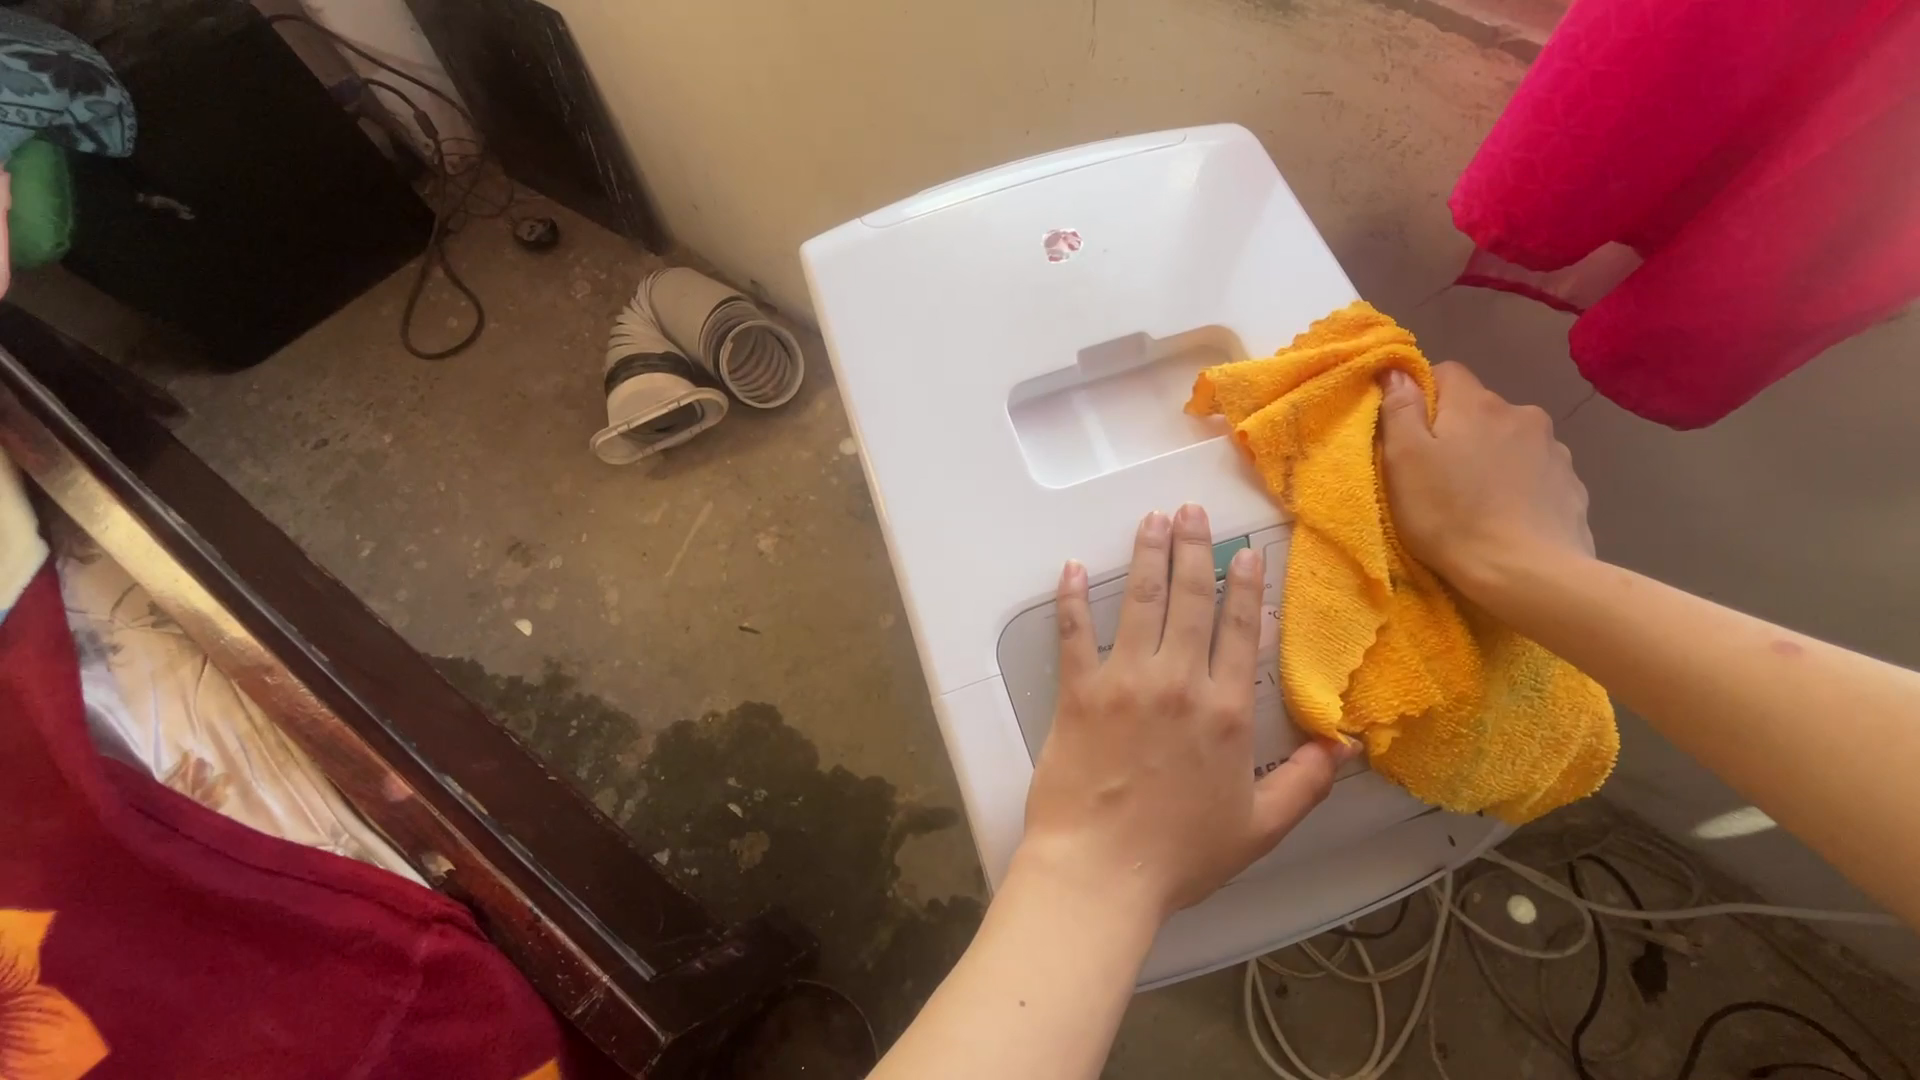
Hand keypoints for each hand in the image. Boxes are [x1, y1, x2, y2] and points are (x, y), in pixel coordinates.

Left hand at [1017, 504, 1352, 925]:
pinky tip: (1074, 567)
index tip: (1244, 552)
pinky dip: (1073, 598)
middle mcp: (1179, 682)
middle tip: (1193, 511)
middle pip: (1189, 600)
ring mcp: (1125, 682)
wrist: (1103, 872)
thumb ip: (1306, 783)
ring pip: (1141, 603)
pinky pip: (1075, 633)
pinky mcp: (1078, 692)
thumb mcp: (1260, 828)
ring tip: (1152, 520)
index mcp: (1226, 711)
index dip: (1244, 586)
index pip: (1240, 631)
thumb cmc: (1180, 855)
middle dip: (1193, 549)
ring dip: (1147, 556)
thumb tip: (1345, 746)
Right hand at [1378, 363, 1594, 605]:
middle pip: (1480, 408)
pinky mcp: (1571, 484)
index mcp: (1476, 405)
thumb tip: (1396, 370)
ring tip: (1475, 497)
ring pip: (1510, 439)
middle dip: (1458, 429)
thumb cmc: (1448, 514)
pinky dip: (1519, 482)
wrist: (1524, 571)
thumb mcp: (1403, 460)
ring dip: (1492, 455)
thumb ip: (1399, 410)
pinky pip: (1536, 471)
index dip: (1423, 394)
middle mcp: (1521, 414)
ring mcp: (1554, 449)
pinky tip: (1506, 513)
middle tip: (1436, 472)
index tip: (1409, 430)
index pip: (1447, 372)